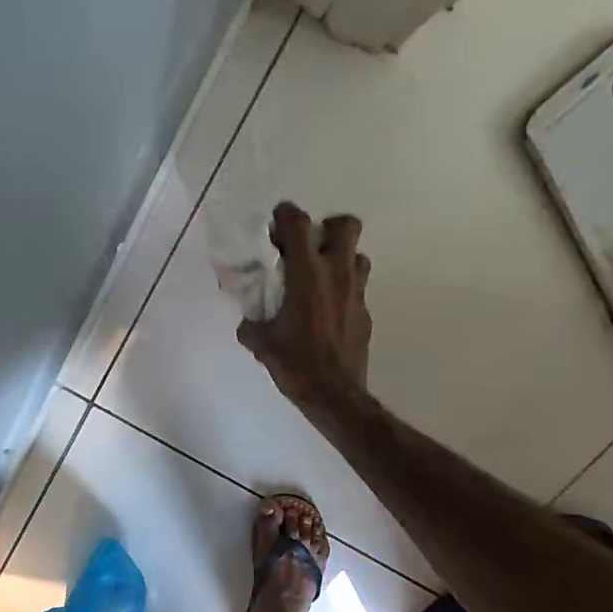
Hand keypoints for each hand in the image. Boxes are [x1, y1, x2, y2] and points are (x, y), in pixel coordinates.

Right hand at [236, 202, 372, 407]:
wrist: (334, 395)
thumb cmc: (296, 365)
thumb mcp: (262, 344)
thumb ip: (251, 324)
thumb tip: (247, 320)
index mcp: (307, 274)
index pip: (298, 222)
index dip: (285, 215)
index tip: (275, 226)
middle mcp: (336, 274)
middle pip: (346, 225)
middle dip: (327, 228)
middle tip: (309, 247)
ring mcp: (356, 292)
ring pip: (357, 255)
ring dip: (340, 257)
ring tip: (321, 277)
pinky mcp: (365, 313)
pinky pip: (357, 288)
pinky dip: (343, 289)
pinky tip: (328, 311)